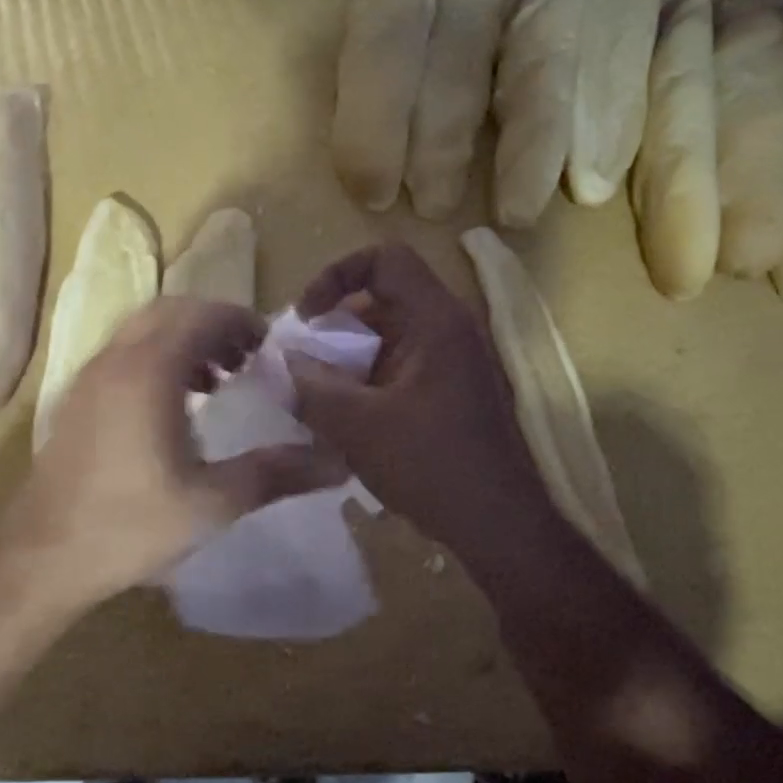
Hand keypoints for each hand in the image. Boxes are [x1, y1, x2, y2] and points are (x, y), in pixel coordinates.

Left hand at [7, 298, 346, 606]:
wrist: (42, 557)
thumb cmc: (130, 526)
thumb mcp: (213, 503)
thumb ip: (276, 474)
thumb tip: (339, 463)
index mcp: (148, 372)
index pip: (200, 315)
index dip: (241, 322)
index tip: (271, 349)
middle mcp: (114, 361)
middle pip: (170, 313)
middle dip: (213, 326)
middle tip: (248, 361)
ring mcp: (89, 379)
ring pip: (142, 332)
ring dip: (183, 342)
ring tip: (217, 382)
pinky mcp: (76, 402)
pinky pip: (123, 356)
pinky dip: (156, 360)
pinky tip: (176, 409)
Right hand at [289, 243, 548, 548]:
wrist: (498, 523)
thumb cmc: (431, 465)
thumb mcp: (358, 426)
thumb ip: (312, 387)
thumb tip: (285, 362)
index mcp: (435, 322)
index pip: (385, 259)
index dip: (337, 274)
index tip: (307, 318)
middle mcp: (448, 331)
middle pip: (381, 301)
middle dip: (334, 329)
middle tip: (301, 367)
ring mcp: (451, 364)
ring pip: (387, 340)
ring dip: (346, 362)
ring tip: (314, 401)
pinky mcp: (449, 394)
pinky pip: (398, 370)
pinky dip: (366, 385)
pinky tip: (342, 425)